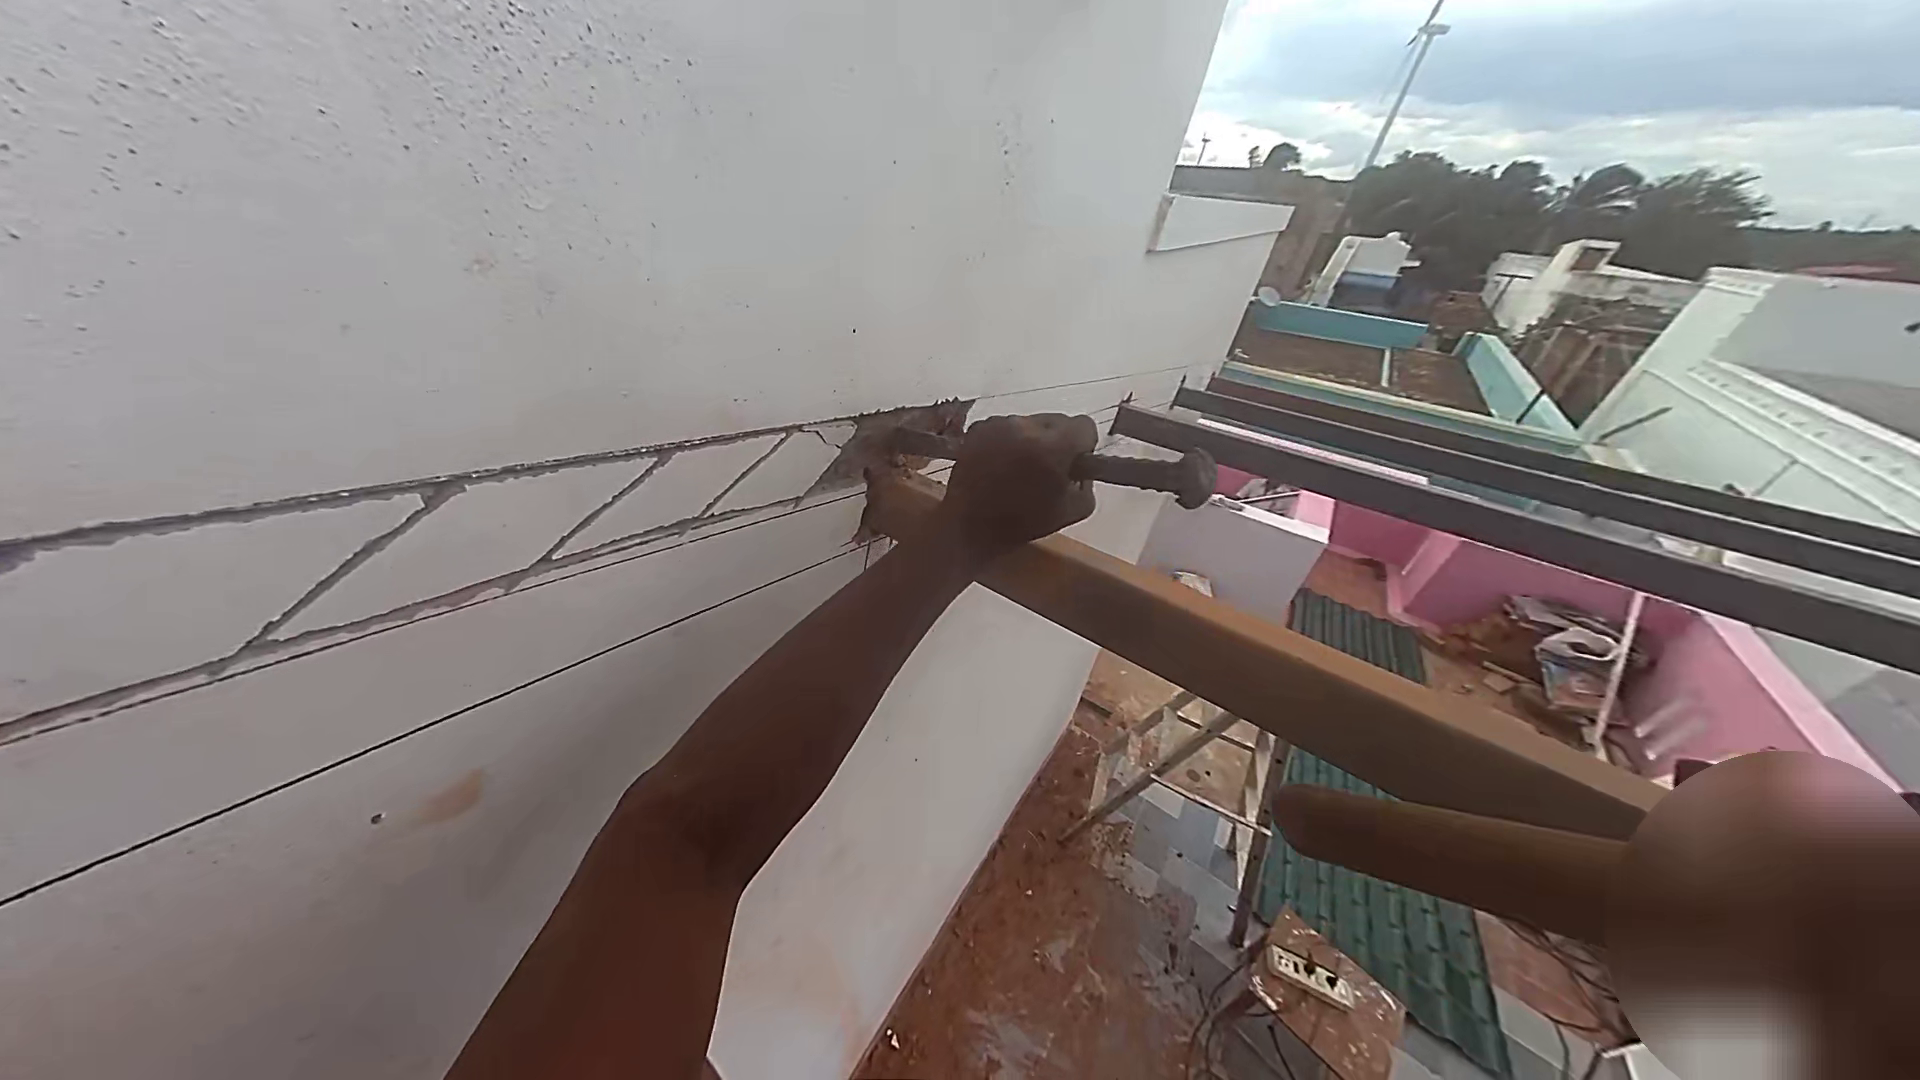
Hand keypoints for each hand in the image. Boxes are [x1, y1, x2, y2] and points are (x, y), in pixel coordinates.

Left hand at [935, 413, 1097, 559]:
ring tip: (1017, 469)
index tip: (1073, 462)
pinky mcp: (979, 427)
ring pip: (1030, 423)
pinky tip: (999, 465)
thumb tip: (1083, 470)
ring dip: (1031, 440)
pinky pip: (1005, 427)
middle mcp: (1027, 426)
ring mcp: (999, 424)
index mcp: (1054, 446)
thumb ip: (1087, 485)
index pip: (1084, 425)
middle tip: (1045, 468)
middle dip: (1056, 442)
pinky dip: (1007, 441)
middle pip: (1057, 421)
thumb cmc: (1022, 523)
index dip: (1083, 445)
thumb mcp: (1072, 512)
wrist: (969, 525)